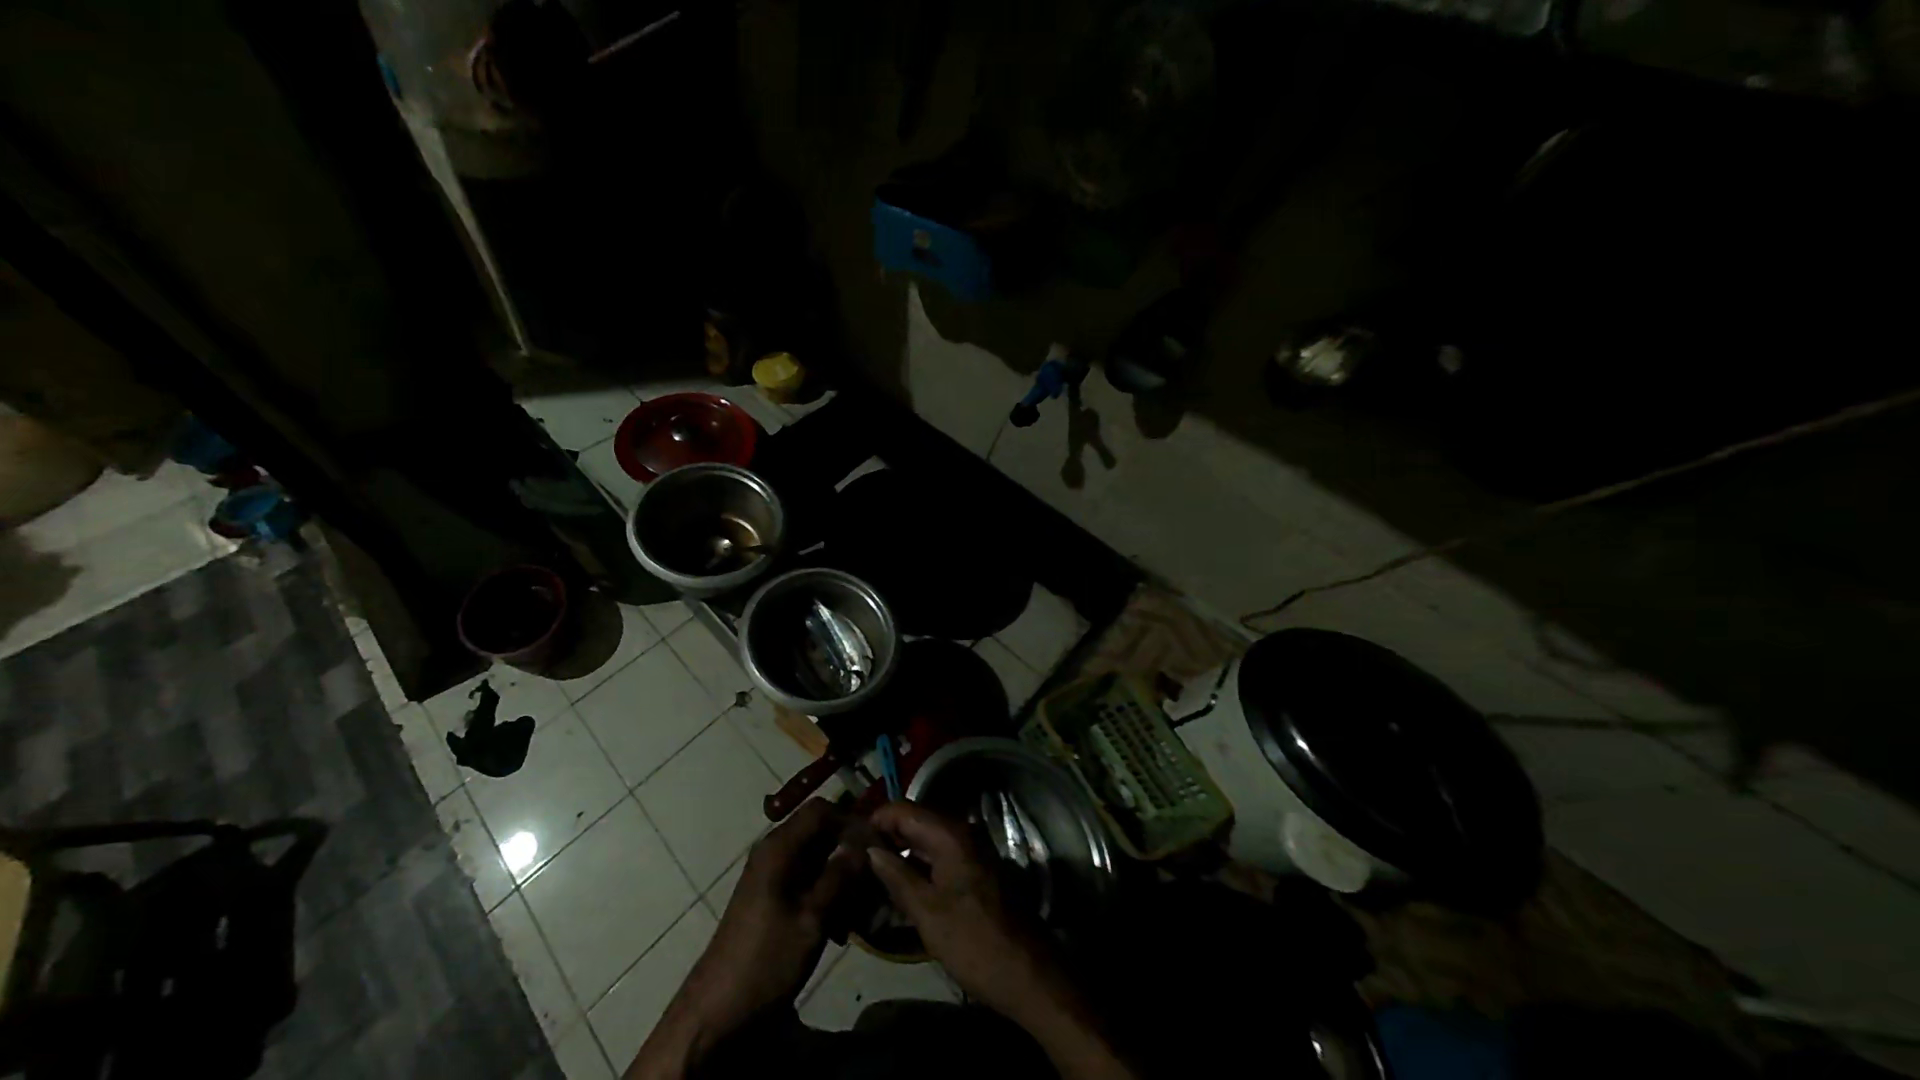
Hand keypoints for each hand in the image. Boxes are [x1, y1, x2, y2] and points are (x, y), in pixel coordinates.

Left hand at [691, 798, 862, 1028]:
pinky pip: (808, 882)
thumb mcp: (812, 918)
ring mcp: (771, 877)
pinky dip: (828, 896)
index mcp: (778, 849)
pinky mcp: (773, 900)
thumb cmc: (766, 961)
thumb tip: (865, 840)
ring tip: (862, 909)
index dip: (852, 821)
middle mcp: (773, 853)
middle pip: (821, 833)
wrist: (717, 1012)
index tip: (878, 847)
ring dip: (842, 878)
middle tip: (876, 881)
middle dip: (850, 853)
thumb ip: (840, 875)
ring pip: (818, 859)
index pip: (821, 810)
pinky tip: (842, 927)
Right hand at [864, 801, 1068, 1024]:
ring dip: (899, 855)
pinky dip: (916, 868)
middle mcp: (962, 834)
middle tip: (852, 860)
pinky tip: (895, 889)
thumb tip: (869, 849)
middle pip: (914, 822)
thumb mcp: (926, 911)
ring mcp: (970, 853)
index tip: (848, 840)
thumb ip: (895, 876)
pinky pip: (938, 859)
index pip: (902, 809)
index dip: (874, 820)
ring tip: (866, 875)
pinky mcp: (973, 874)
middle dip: (884, 837)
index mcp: (950, 835)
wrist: (1026, 973)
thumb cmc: (972, 941)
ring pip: (925, 842)